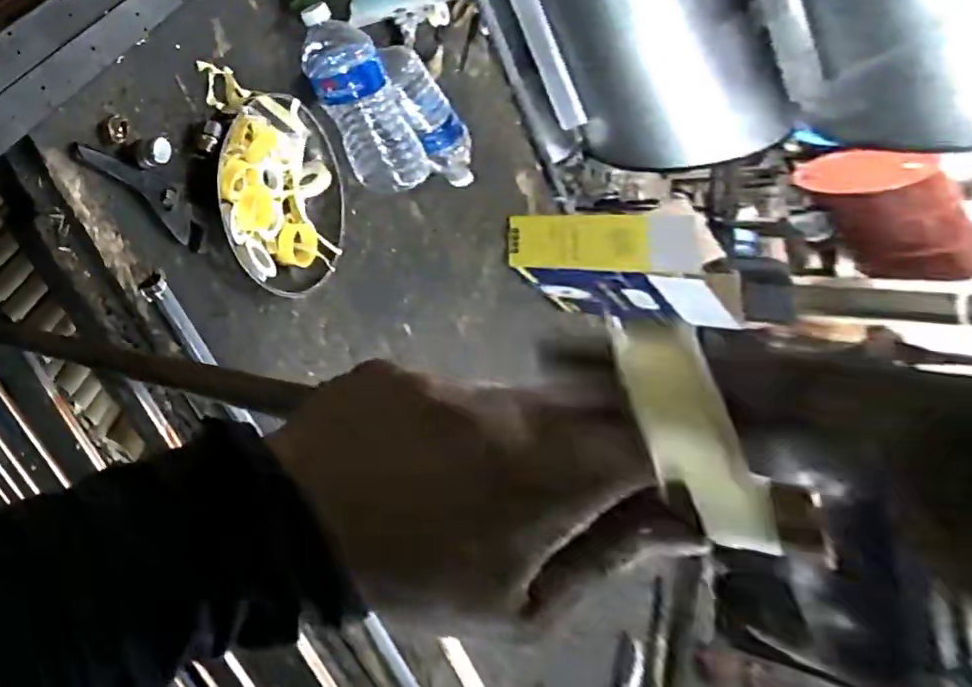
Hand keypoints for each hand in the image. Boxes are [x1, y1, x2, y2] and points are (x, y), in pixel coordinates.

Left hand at [265, 361, 699, 623]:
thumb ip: (603, 554)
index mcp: (536, 470)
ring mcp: (430, 379)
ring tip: (464, 478)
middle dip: (591, 437)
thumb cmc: (410, 578)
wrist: (293, 521)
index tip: (676, 467)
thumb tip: (678, 520)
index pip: (638, 435)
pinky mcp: (386, 367)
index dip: (671, 444)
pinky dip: (446, 419)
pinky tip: (413, 455)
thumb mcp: (519, 605)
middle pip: (571, 405)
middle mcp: (489, 406)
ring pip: (501, 398)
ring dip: (509, 432)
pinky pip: (438, 390)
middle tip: (567, 480)